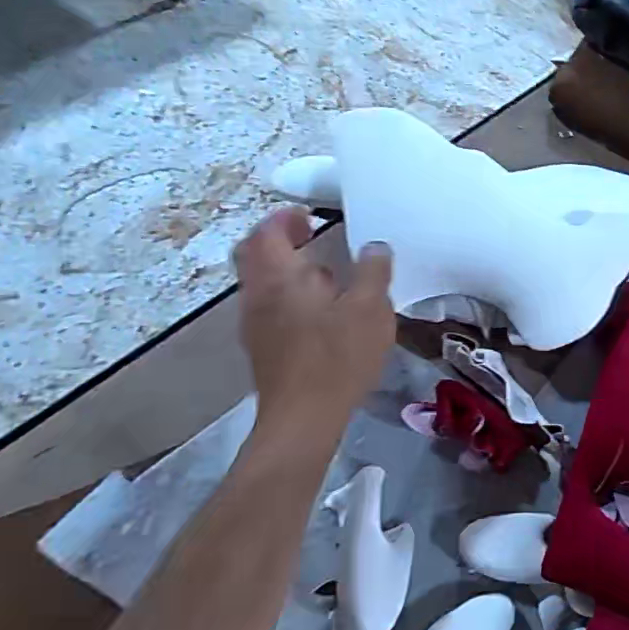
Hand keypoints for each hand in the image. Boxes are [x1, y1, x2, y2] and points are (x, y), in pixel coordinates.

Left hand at [233, 207, 394, 433]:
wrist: (304, 415)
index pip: (268, 234)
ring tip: (322, 272)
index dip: (284, 218)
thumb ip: (373, 272)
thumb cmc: (339, 356)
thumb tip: (374, 246)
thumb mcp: (371, 308)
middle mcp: (258, 296)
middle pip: (254, 256)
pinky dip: (288, 294)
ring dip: (285, 269)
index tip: (307, 214)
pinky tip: (319, 311)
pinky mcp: (262, 348)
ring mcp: (255, 324)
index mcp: (280, 278)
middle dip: (276, 240)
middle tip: (307, 235)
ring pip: (261, 283)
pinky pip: (270, 306)